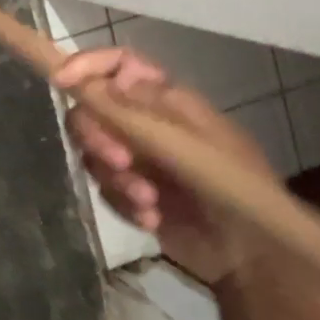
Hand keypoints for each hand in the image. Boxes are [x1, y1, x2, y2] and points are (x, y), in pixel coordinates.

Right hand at [52, 48, 274, 283]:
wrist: (257, 254)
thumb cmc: (234, 185)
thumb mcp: (190, 143)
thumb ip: (137, 112)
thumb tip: (93, 79)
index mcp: (164, 99)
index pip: (116, 64)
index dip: (86, 65)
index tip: (62, 81)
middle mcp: (143, 122)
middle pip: (90, 109)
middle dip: (97, 136)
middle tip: (120, 161)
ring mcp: (135, 158)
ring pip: (91, 152)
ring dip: (115, 177)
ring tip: (148, 200)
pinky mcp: (130, 193)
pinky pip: (102, 188)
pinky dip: (123, 203)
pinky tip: (151, 219)